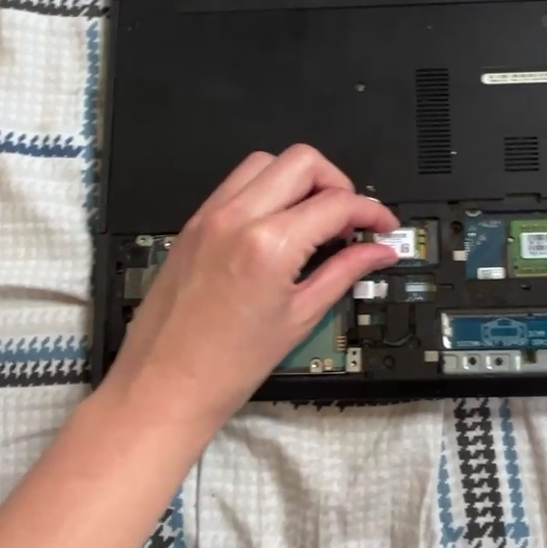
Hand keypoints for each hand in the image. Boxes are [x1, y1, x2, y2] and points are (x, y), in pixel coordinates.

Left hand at [97, 145, 400, 436]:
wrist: (163, 386)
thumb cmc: (226, 365)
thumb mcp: (300, 317)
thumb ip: (345, 273)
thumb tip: (379, 252)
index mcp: (269, 245)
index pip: (336, 203)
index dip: (371, 211)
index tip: (383, 226)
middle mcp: (237, 218)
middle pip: (303, 161)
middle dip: (338, 183)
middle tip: (350, 218)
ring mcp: (210, 216)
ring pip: (267, 161)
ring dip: (300, 179)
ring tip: (315, 217)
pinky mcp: (193, 223)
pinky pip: (237, 183)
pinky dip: (266, 189)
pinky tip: (279, 223)